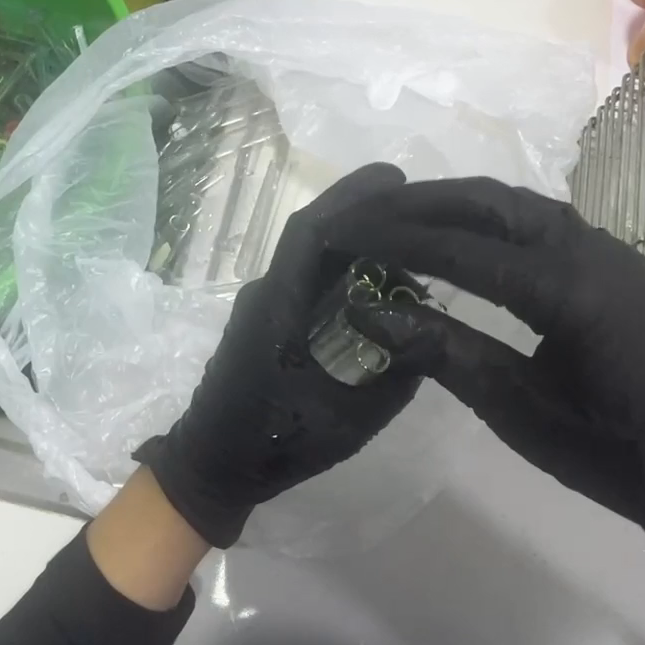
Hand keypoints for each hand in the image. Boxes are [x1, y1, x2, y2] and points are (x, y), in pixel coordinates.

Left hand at [134, 162, 424, 547]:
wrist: (212, 465)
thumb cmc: (275, 444)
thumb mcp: (346, 421)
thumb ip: (391, 378)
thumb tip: (431, 337)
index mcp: (277, 308)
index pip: (311, 234)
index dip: (352, 200)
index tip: (395, 180)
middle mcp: (266, 293)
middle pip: (312, 233)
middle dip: (358, 207)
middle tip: (411, 195)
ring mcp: (263, 304)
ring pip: (310, 254)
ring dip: (352, 237)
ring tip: (406, 238)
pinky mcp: (267, 318)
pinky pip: (308, 279)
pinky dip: (342, 268)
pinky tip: (378, 280)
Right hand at [329, 177, 644, 569]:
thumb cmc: (609, 451)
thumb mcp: (516, 410)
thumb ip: (443, 352)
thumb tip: (368, 312)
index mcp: (570, 294)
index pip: (462, 250)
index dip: (395, 241)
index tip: (341, 236)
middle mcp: (587, 248)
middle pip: (484, 202)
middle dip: (414, 204)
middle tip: (358, 216)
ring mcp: (601, 241)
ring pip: (510, 199)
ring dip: (447, 201)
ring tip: (391, 215)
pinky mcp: (603, 249)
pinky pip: (531, 215)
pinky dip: (480, 213)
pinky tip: (450, 229)